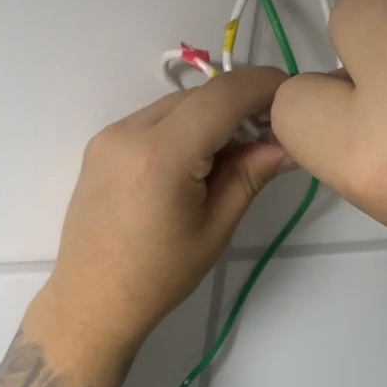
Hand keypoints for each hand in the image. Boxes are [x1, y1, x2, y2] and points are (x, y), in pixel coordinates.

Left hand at [35, 67, 293, 354]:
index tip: (293, 99)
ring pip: (175, 105)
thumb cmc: (158, 278)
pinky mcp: (100, 145)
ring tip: (234, 154)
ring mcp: (110, 135)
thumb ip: (250, 176)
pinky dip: (182, 128)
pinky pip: (151, 120)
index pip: (224, 95)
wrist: (92, 300)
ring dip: (210, 117)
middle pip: (200, 96)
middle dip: (240, 105)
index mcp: (162, 157)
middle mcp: (130, 132)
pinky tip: (196, 161)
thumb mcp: (215, 229)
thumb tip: (289, 144)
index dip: (265, 86)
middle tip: (270, 135)